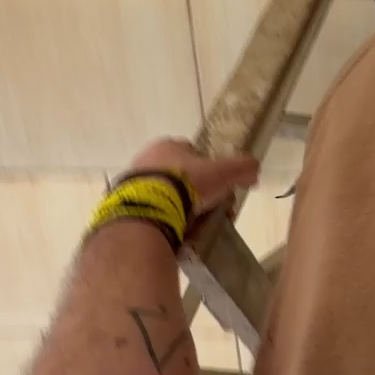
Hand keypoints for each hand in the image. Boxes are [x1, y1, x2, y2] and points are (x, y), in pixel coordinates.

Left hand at [125, 138, 259, 214]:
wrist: (147, 212)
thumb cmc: (186, 184)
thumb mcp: (224, 171)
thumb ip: (244, 167)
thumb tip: (254, 172)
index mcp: (167, 145)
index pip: (191, 151)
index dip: (207, 167)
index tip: (216, 185)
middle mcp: (144, 159)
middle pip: (177, 174)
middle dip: (192, 189)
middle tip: (206, 207)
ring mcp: (129, 183)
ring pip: (161, 193)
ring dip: (176, 205)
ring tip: (190, 223)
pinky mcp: (120, 207)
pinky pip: (148, 211)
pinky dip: (160, 219)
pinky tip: (172, 230)